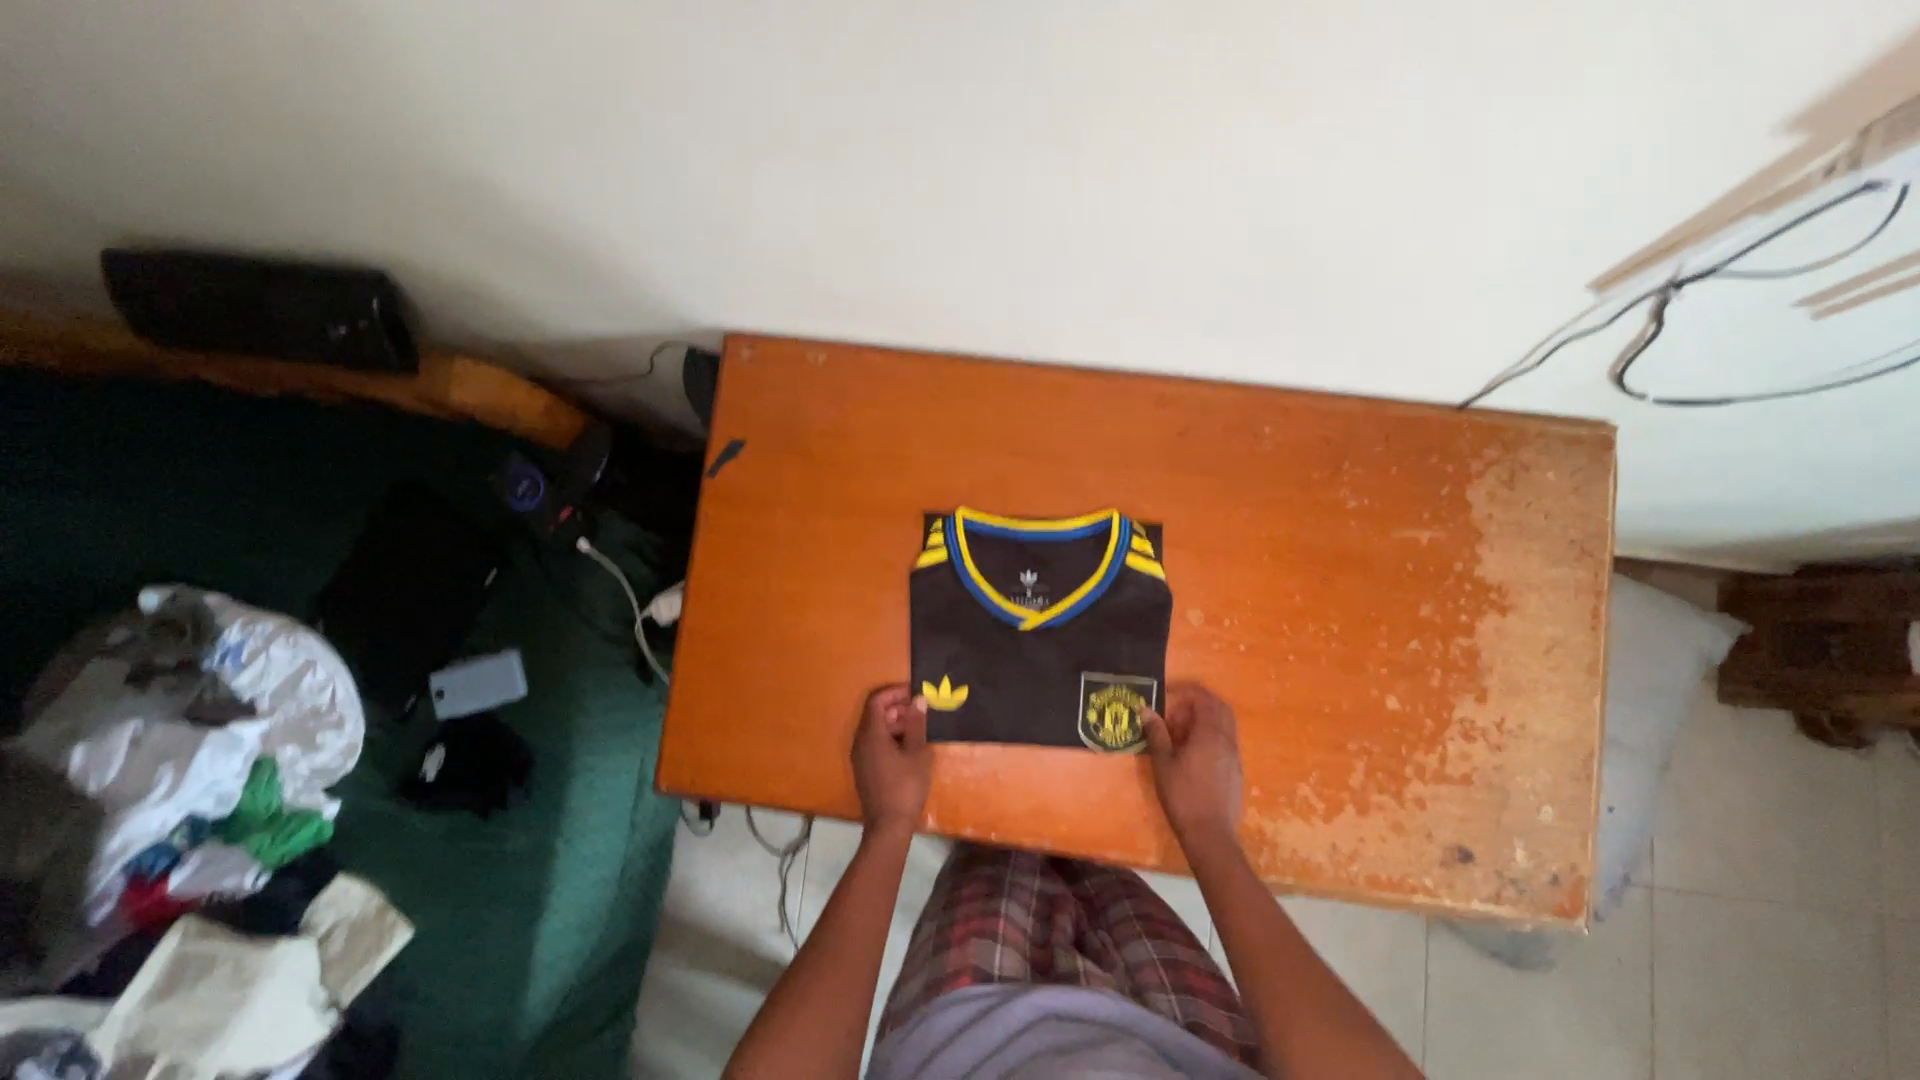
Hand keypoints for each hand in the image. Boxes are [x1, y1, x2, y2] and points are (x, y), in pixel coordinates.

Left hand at [852, 684, 931, 833]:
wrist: (888, 825)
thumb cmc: (905, 786)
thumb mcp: (916, 753)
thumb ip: (917, 724)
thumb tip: (919, 699)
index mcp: (870, 734)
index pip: (876, 701)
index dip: (895, 693)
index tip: (915, 692)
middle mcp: (860, 742)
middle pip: (875, 714)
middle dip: (898, 708)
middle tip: (921, 711)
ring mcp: (860, 757)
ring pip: (876, 730)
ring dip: (896, 723)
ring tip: (920, 728)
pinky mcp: (865, 769)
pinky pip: (875, 743)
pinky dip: (891, 738)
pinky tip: (910, 746)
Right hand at [1143, 682, 1244, 843]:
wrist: (1210, 833)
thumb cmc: (1182, 795)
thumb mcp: (1163, 763)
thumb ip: (1157, 734)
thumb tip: (1147, 710)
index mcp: (1210, 734)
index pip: (1205, 699)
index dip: (1188, 693)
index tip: (1169, 697)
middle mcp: (1227, 740)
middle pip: (1220, 708)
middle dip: (1200, 704)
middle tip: (1178, 713)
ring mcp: (1235, 756)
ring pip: (1226, 726)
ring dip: (1206, 721)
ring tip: (1183, 734)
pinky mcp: (1236, 771)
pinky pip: (1226, 743)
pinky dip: (1212, 737)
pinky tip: (1194, 755)